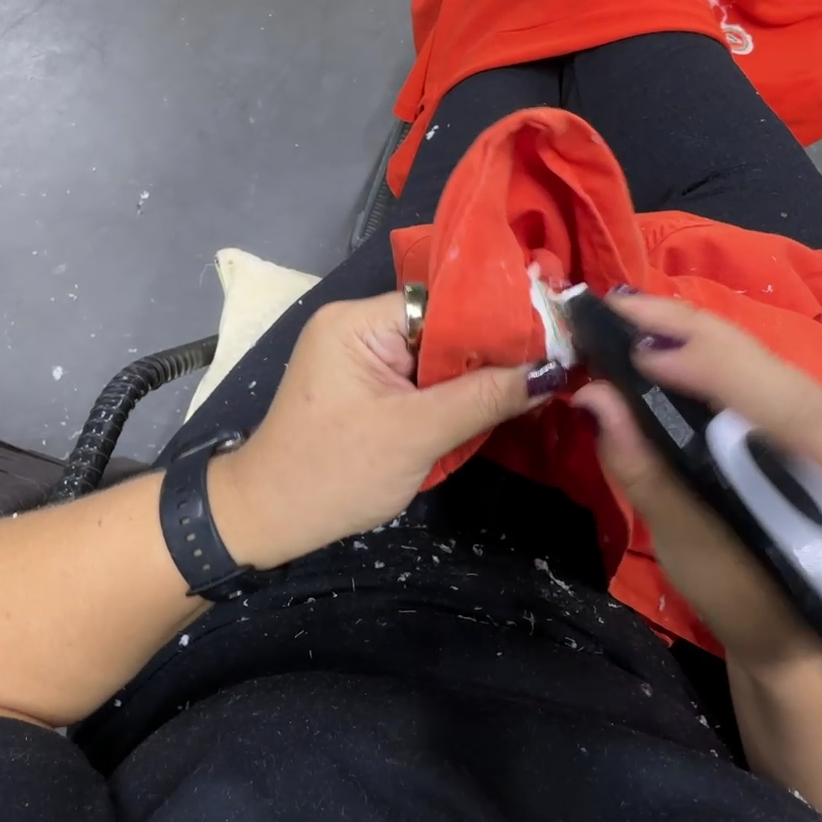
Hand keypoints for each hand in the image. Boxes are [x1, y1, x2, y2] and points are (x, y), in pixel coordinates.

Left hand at [208, 292, 544, 568]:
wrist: (269, 518)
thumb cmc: (334, 473)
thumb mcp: (416, 435)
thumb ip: (484, 398)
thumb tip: (552, 369)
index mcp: (358, 321)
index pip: (444, 304)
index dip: (497, 323)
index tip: (551, 344)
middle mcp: (357, 326)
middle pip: (442, 328)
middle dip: (489, 356)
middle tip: (548, 373)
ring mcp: (358, 357)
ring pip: (435, 357)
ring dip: (472, 380)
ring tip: (525, 393)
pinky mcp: (363, 386)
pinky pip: (419, 379)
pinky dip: (448, 397)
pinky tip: (484, 410)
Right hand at [569, 296, 821, 666]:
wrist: (801, 644)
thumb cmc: (754, 609)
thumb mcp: (693, 548)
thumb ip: (647, 471)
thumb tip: (592, 399)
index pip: (775, 394)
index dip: (702, 362)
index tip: (630, 348)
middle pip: (762, 362)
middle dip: (681, 330)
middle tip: (608, 310)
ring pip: (754, 361)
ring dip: (684, 337)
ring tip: (621, 322)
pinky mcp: (808, 425)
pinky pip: (748, 376)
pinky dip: (696, 357)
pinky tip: (655, 348)